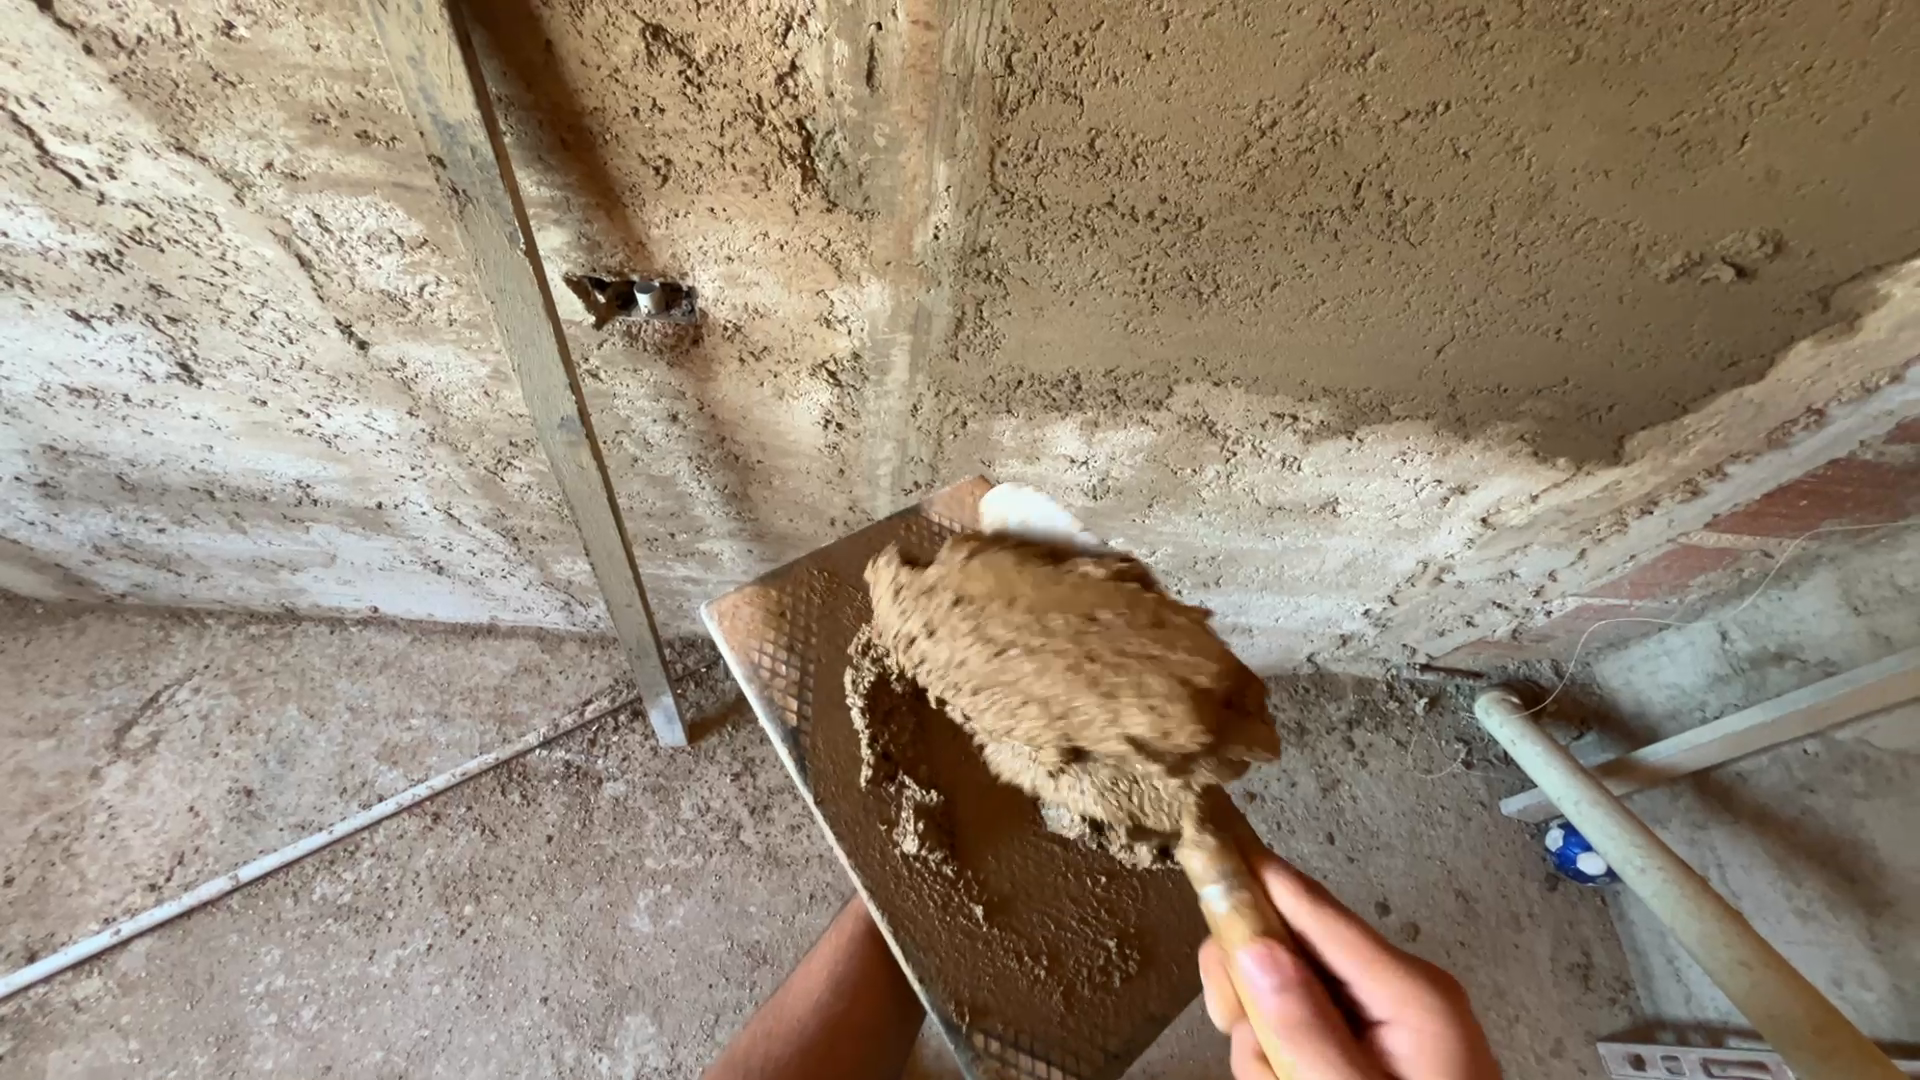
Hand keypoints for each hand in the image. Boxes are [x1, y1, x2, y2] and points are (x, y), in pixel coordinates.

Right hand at [1197, 851, 1501, 1079]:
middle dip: (1247, 985)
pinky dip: (1272, 1046)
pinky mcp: (1358, 1035)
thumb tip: (1251, 946)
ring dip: (1257, 1030)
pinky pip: (1289, 1012)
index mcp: (1408, 988)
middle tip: (1231, 1027)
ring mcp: (1373, 1010)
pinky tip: (1285, 1078)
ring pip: (1274, 981)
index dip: (1247, 872)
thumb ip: (1306, 1032)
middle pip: (1282, 939)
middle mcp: (1390, 983)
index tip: (1198, 841)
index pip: (1306, 902)